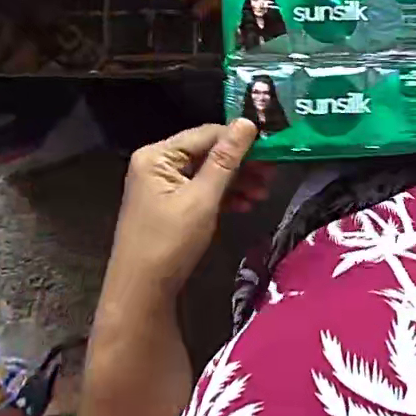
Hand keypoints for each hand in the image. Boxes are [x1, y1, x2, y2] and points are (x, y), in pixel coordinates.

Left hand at [106, 120, 262, 302]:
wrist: (142, 292)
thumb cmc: (170, 242)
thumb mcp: (203, 198)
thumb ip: (226, 159)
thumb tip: (247, 122)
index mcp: (157, 155)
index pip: (206, 134)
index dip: (240, 139)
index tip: (272, 146)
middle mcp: (158, 163)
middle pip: (208, 152)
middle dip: (241, 163)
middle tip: (272, 172)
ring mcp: (163, 185)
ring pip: (208, 173)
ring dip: (237, 181)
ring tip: (264, 192)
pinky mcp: (171, 204)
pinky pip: (202, 190)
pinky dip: (224, 196)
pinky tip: (246, 204)